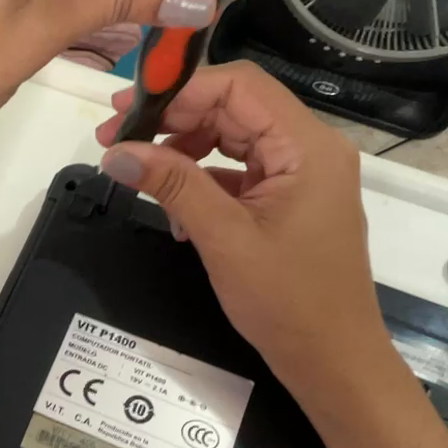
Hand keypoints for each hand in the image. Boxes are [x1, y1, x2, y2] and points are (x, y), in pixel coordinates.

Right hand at [94, 62, 386, 388]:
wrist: (332, 360)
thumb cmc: (287, 301)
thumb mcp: (223, 239)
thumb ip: (172, 186)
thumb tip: (116, 153)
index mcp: (307, 147)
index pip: (239, 87)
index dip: (179, 90)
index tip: (124, 110)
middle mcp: (309, 149)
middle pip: (233, 109)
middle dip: (172, 120)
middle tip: (115, 141)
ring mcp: (300, 176)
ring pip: (232, 140)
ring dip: (182, 152)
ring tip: (138, 173)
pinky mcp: (288, 201)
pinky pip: (238, 173)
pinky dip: (201, 182)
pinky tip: (173, 210)